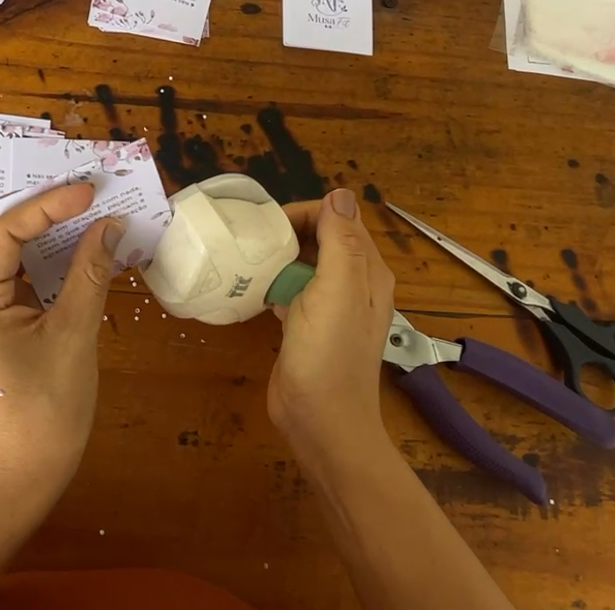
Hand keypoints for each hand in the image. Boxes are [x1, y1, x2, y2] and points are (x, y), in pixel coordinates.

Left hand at [0, 184, 122, 499]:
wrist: (24, 470)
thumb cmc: (48, 409)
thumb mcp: (75, 336)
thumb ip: (90, 274)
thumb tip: (111, 226)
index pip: (5, 230)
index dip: (47, 204)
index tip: (88, 192)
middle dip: (33, 204)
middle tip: (80, 194)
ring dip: (34, 224)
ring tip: (77, 210)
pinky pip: (7, 268)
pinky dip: (35, 250)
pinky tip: (68, 245)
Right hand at [267, 188, 397, 462]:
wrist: (320, 421)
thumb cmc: (328, 354)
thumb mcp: (337, 291)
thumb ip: (340, 242)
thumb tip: (339, 193)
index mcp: (367, 272)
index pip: (338, 219)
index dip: (305, 213)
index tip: (267, 224)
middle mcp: (353, 284)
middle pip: (320, 238)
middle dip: (288, 231)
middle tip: (251, 239)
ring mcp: (330, 307)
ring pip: (303, 263)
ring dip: (278, 256)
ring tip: (247, 258)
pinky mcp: (308, 325)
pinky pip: (291, 289)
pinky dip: (273, 282)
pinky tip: (253, 288)